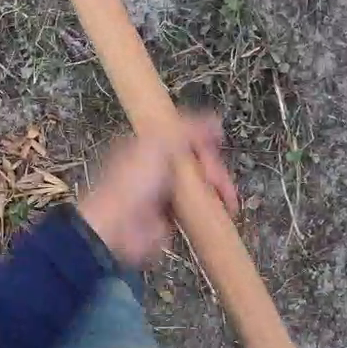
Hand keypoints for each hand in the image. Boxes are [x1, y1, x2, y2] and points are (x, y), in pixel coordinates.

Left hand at [76, 112, 237, 267]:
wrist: (118, 227)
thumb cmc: (133, 182)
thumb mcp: (159, 144)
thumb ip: (188, 129)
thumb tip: (215, 120)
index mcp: (150, 146)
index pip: (185, 136)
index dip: (204, 141)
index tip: (219, 144)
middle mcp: (157, 167)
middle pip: (196, 162)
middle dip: (214, 170)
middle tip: (220, 182)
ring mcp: (164, 194)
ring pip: (200, 186)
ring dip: (217, 191)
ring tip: (228, 201)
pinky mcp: (171, 218)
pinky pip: (196, 209)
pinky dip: (210, 210)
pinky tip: (222, 212)